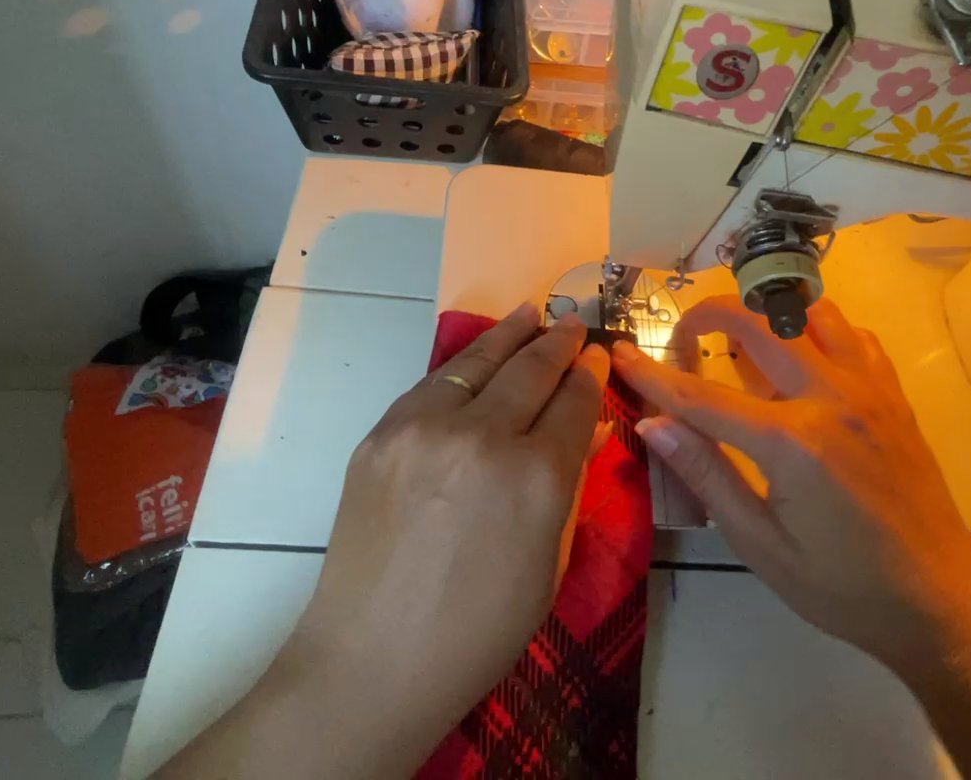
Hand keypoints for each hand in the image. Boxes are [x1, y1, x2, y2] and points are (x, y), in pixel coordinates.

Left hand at [275, 304, 608, 767]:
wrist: (373, 658)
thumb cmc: (478, 630)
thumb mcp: (547, 564)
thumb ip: (567, 486)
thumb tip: (583, 430)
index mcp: (537, 477)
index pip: (574, 403)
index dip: (589, 375)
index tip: (597, 356)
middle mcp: (484, 436)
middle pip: (531, 370)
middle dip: (558, 343)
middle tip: (574, 324)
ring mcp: (425, 428)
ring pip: (478, 360)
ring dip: (511, 334)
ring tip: (532, 313)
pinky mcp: (383, 432)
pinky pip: (433, 383)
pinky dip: (463, 364)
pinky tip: (477, 355)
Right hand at [613, 295, 970, 677]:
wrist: (940, 605)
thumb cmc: (842, 588)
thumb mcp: (761, 546)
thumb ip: (707, 475)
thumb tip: (653, 423)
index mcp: (793, 443)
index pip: (702, 396)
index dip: (652, 374)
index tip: (619, 353)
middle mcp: (832, 398)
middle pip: (756, 324)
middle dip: (707, 317)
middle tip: (682, 338)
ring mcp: (869, 389)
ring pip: (810, 313)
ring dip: (766, 314)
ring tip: (740, 343)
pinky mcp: (893, 395)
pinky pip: (852, 334)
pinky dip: (816, 330)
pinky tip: (801, 360)